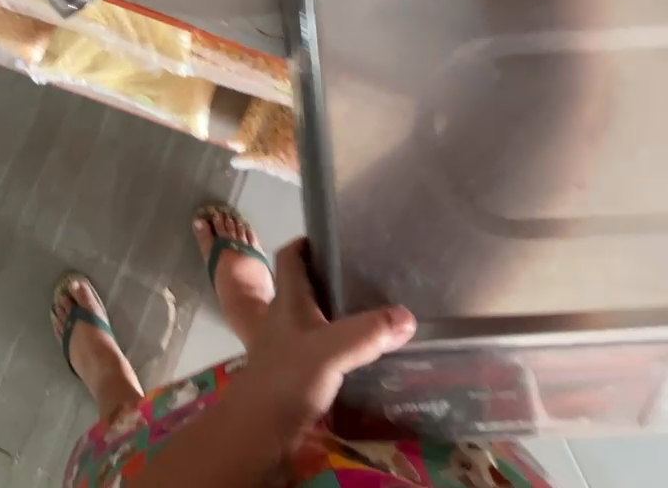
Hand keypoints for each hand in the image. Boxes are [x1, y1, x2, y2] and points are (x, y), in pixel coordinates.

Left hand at [228, 239, 415, 436]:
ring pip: (312, 317)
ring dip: (335, 313)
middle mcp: (284, 316)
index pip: (290, 257)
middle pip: (303, 285)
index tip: (332, 237)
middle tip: (364, 275)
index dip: (305, 243)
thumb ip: (367, 332)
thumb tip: (407, 316)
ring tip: (371, 312)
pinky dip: (338, 345)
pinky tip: (361, 355)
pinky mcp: (296, 372)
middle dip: (328, 277)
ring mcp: (288, 345)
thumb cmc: (287, 377)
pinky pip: (319, 347)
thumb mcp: (330, 349)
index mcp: (288, 299)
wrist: (260, 429)